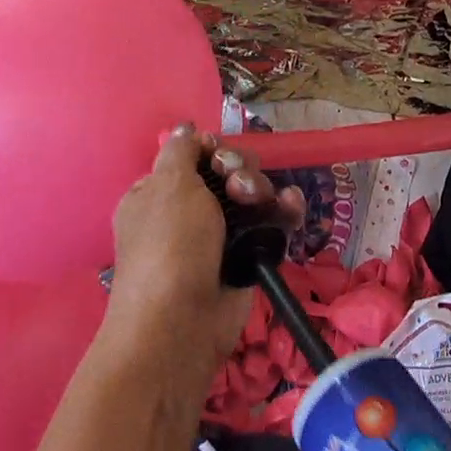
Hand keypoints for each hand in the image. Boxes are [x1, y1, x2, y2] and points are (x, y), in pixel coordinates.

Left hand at [106, 124, 304, 370]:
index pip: (193, 156)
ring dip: (263, 189)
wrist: (181, 322)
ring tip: (262, 202)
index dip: (212, 151)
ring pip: (253, 195)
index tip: (216, 157)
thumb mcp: (168, 185)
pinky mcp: (248, 256)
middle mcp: (188, 211)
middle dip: (240, 171)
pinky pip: (271, 223)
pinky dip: (283, 212)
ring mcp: (219, 236)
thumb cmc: (168, 246)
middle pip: (228, 172)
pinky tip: (292, 207)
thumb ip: (181, 150)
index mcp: (158, 193)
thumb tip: (186, 127)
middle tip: (237, 188)